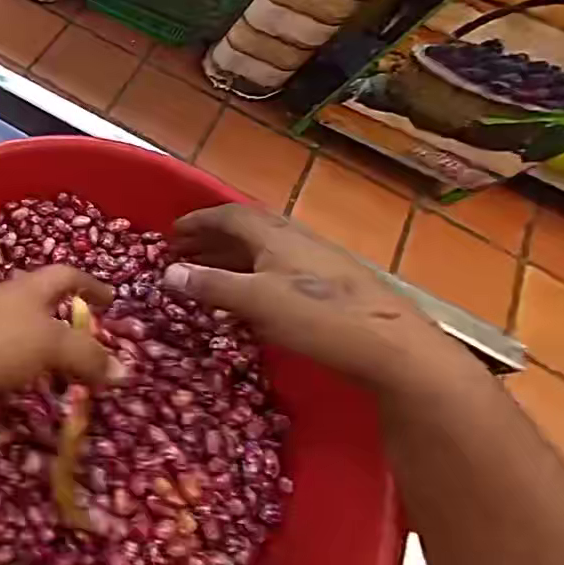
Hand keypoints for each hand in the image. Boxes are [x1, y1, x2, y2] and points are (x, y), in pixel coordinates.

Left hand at [0, 264, 119, 401]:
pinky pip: (14, 364)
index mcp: (29, 289)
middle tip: (96, 347)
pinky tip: (41, 393)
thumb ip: (87, 354)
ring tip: (76, 378)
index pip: (66, 275)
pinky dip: (32, 374)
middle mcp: (9, 303)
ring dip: (53, 355)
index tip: (112, 298)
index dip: (91, 284)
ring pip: (31, 338)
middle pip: (48, 307)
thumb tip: (123, 371)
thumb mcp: (49, 343)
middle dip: (72, 323)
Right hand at [165, 204, 467, 390]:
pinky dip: (253, 272)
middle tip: (183, 252)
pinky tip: (251, 293)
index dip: (198, 220)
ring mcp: (318, 261)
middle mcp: (296, 240)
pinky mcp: (333, 285)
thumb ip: (210, 285)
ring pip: (264, 249)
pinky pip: (279, 267)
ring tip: (208, 271)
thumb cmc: (318, 318)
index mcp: (275, 235)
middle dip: (211, 238)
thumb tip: (168, 272)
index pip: (228, 215)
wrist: (396, 349)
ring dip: (231, 256)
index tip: (172, 231)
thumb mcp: (254, 301)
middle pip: (246, 229)